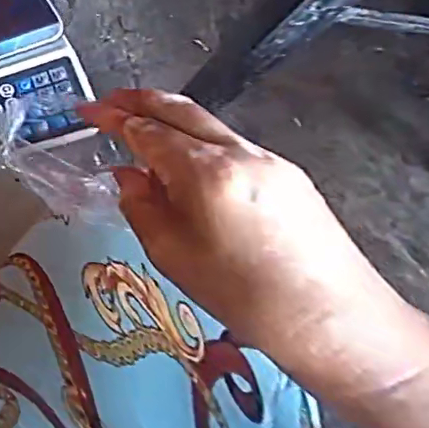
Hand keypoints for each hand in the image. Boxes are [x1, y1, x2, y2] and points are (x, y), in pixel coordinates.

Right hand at [79, 89, 426, 397]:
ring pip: (206, 124)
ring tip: (138, 128)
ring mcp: (269, 161)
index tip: (84, 111)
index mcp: (204, 171)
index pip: (145, 130)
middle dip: (138, 100)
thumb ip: (141, 206)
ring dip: (167, 117)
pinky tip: (184, 164)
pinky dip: (195, 140)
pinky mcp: (289, 176)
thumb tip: (127, 175)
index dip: (111, 117)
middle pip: (179, 108)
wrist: (344, 327)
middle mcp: (238, 153)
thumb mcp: (172, 255)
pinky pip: (228, 144)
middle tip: (106, 101)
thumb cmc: (246, 297)